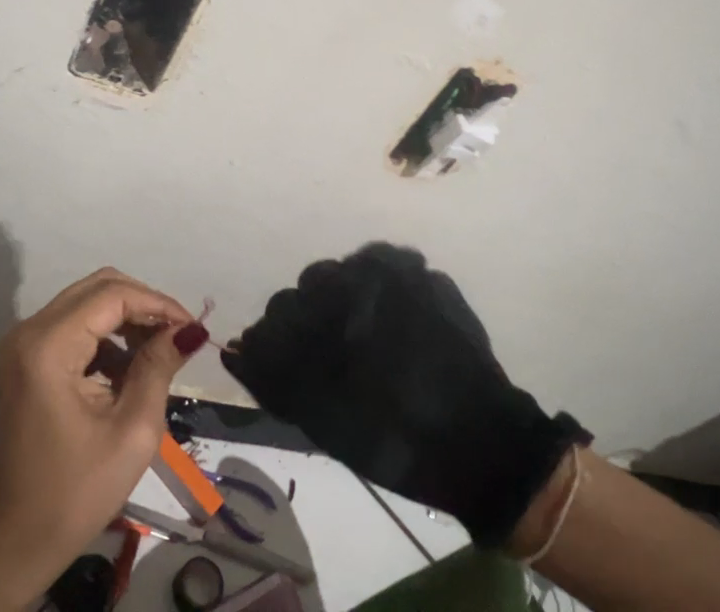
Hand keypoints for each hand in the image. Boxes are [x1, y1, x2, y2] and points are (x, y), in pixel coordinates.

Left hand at [0, 268, 206, 610]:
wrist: (13, 542)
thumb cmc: (75, 493)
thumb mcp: (132, 431)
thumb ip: (158, 368)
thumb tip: (190, 330)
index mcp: (49, 346)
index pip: (113, 295)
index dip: (159, 304)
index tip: (194, 330)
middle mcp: (29, 333)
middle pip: (98, 289)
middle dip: (144, 305)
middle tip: (180, 337)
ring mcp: (23, 348)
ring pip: (86, 305)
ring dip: (126, 320)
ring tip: (162, 353)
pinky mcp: (26, 364)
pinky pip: (73, 329)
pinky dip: (106, 337)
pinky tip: (131, 369)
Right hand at [222, 243, 585, 547]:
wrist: (484, 447)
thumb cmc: (397, 439)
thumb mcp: (323, 418)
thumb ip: (273, 377)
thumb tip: (236, 349)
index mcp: (342, 305)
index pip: (285, 308)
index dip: (279, 339)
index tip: (286, 366)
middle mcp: (373, 274)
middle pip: (317, 281)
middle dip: (312, 315)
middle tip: (326, 357)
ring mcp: (411, 273)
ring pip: (352, 271)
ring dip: (345, 300)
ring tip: (360, 343)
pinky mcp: (438, 282)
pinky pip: (392, 272)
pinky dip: (381, 293)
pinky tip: (389, 328)